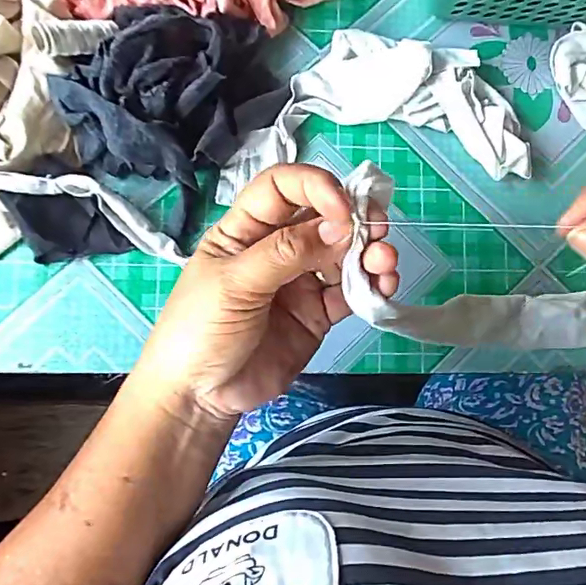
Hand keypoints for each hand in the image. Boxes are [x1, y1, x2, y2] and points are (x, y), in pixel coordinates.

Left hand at [129, 165, 398, 423]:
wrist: (200, 397)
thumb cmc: (199, 331)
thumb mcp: (235, 284)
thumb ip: (286, 252)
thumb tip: (340, 226)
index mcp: (246, 230)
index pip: (284, 188)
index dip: (316, 187)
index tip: (343, 209)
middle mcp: (278, 249)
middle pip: (324, 219)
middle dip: (356, 220)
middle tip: (379, 230)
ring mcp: (300, 282)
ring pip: (344, 256)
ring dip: (370, 254)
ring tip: (386, 264)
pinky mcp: (318, 314)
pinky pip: (351, 293)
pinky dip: (371, 288)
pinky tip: (384, 288)